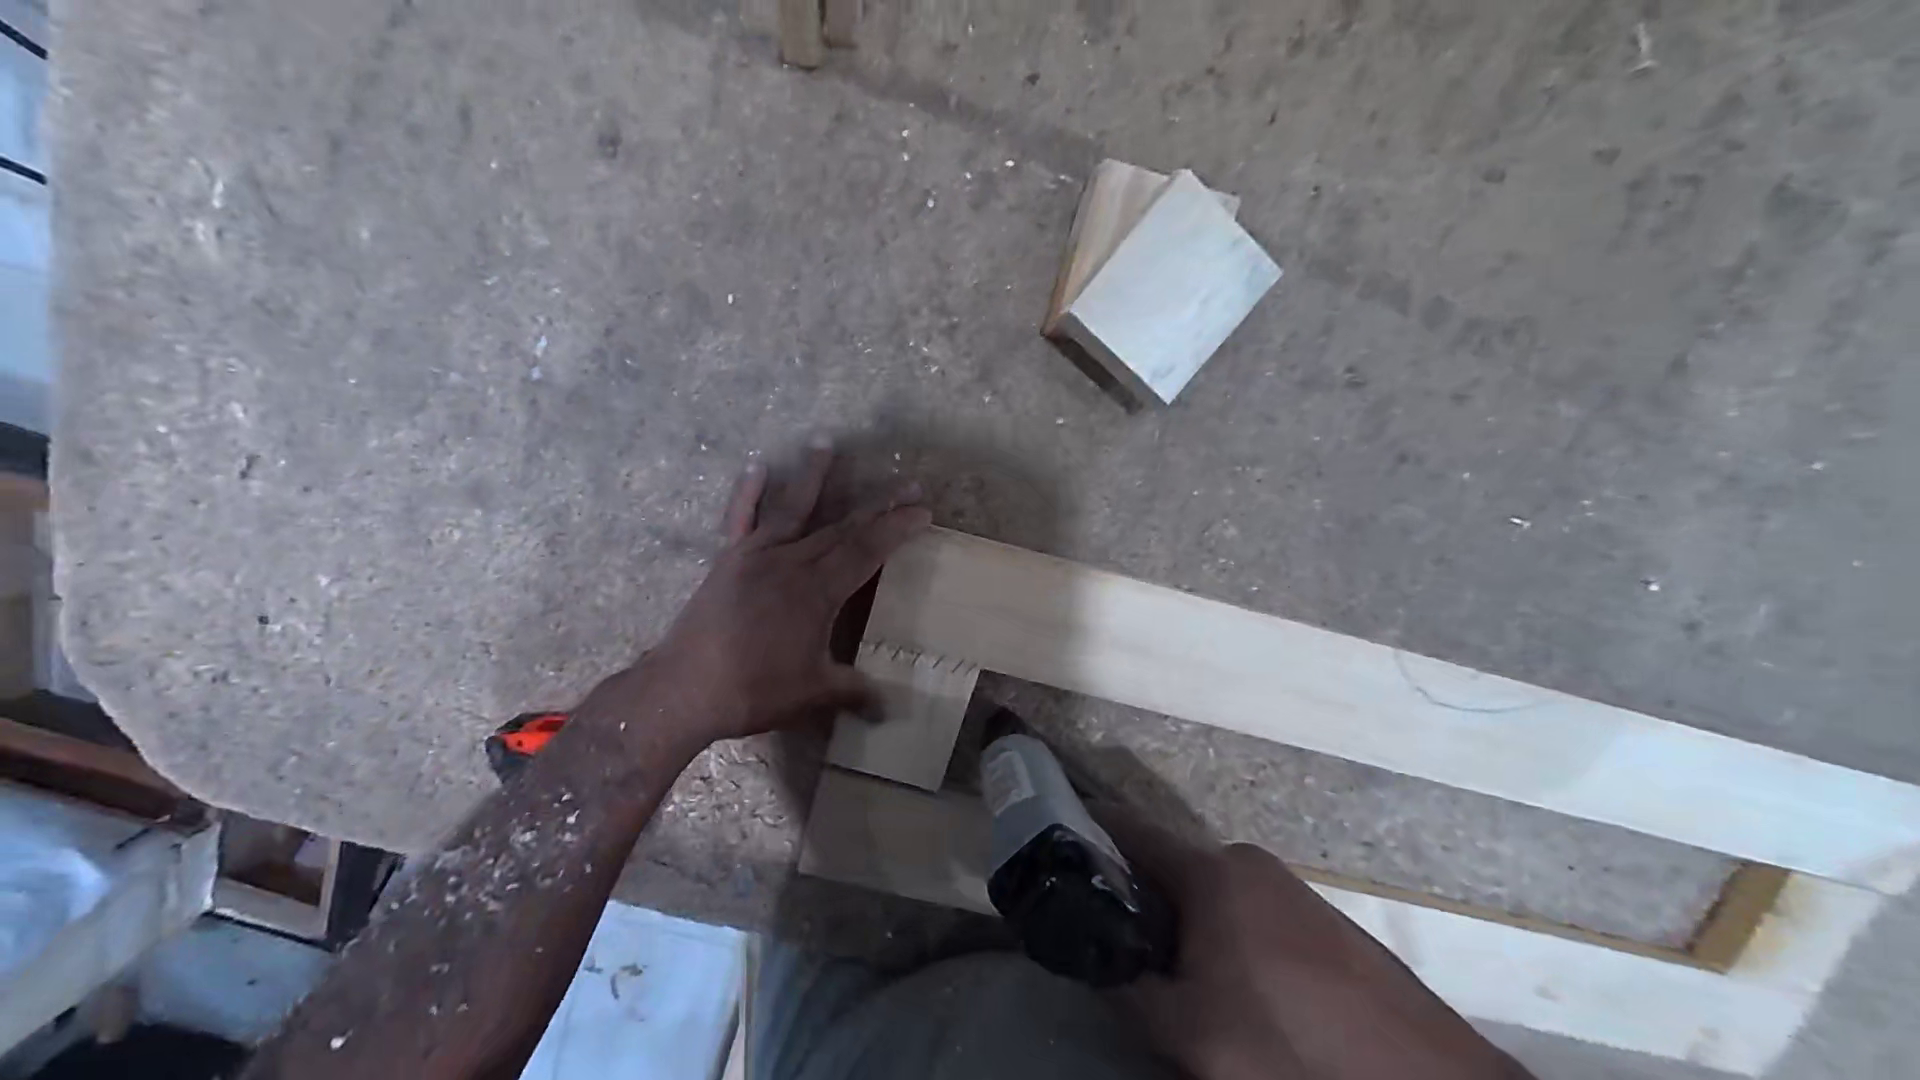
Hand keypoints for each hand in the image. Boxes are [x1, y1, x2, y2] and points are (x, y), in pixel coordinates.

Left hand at [623, 439, 930, 745]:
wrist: (683, 690)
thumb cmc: (753, 690)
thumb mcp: (813, 693)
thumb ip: (854, 691)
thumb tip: (890, 707)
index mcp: (817, 591)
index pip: (867, 551)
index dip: (897, 529)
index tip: (922, 511)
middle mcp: (790, 563)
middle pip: (843, 527)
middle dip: (878, 506)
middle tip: (906, 484)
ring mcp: (756, 556)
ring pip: (793, 509)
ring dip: (814, 477)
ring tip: (826, 443)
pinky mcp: (728, 560)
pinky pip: (739, 519)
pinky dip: (749, 493)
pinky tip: (756, 467)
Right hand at [1105, 814, 1534, 1079]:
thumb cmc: (1291, 1047)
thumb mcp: (1189, 1032)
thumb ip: (1128, 991)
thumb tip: (1092, 962)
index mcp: (1211, 871)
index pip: (1129, 829)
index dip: (1086, 832)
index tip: (1054, 850)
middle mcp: (1246, 861)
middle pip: (1167, 865)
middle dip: (1134, 896)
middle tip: (1113, 941)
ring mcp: (1287, 886)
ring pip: (1208, 892)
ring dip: (1181, 921)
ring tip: (1173, 974)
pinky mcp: (1318, 917)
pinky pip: (1247, 911)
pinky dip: (1222, 934)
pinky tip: (1234, 986)